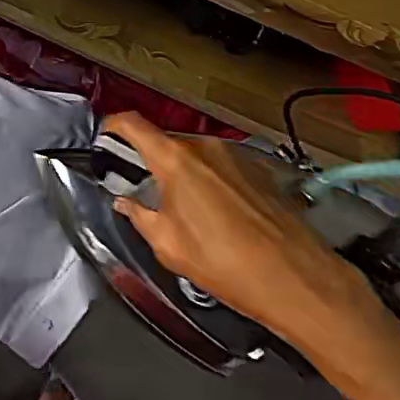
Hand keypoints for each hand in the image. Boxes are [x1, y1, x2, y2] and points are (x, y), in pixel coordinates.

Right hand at [106, 113, 383, 350]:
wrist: (293, 274)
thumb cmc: (228, 263)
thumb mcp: (169, 246)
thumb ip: (141, 216)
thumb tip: (128, 203)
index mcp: (178, 160)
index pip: (135, 125)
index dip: (115, 125)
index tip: (106, 133)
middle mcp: (207, 147)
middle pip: (167, 141)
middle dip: (151, 161)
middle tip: (142, 190)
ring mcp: (235, 154)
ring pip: (195, 154)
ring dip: (182, 173)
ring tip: (183, 212)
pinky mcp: (257, 166)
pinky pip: (220, 165)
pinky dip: (209, 180)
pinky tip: (215, 214)